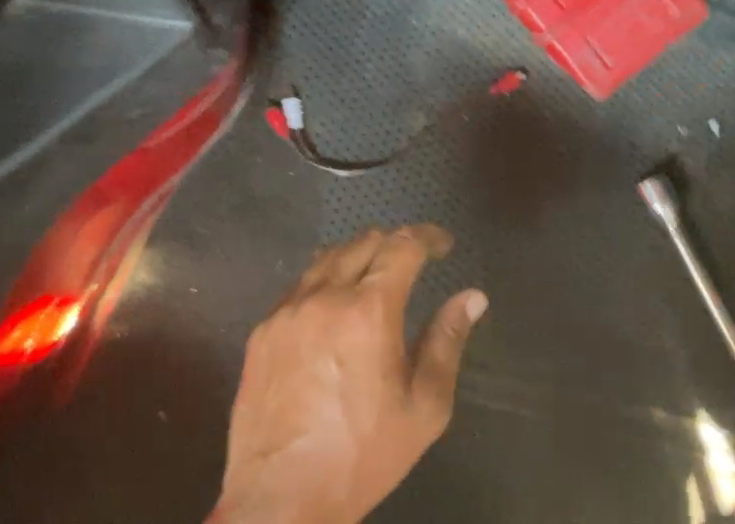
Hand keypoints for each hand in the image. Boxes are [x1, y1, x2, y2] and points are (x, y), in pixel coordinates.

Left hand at [212, 225, 488, 523]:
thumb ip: (447, 342)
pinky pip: (298, 287)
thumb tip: (472, 297)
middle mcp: (324, 297)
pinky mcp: (262, 333)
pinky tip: (332, 306)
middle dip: (394, 243)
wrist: (280, 500)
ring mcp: (287, 313)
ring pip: (326, 259)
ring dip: (357, 256)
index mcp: (369, 310)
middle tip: (414, 261)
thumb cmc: (362, 455)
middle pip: (363, 242)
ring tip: (374, 276)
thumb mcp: (423, 407)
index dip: (427, 236)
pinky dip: (324, 281)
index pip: (402, 246)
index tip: (444, 245)